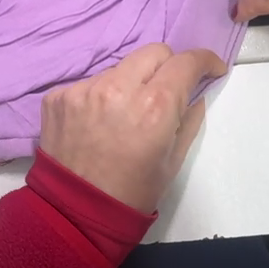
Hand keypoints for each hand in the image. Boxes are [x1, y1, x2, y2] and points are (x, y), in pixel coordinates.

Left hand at [38, 43, 227, 211]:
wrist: (75, 214)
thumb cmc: (133, 193)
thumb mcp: (173, 161)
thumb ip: (188, 119)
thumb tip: (194, 93)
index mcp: (154, 107)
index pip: (185, 63)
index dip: (204, 60)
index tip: (210, 67)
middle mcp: (118, 88)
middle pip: (153, 53)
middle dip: (168, 66)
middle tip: (168, 90)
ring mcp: (83, 90)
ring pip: (119, 68)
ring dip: (130, 84)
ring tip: (124, 116)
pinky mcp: (58, 96)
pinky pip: (90, 84)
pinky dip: (100, 97)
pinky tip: (98, 124)